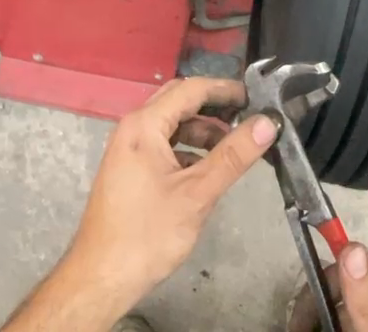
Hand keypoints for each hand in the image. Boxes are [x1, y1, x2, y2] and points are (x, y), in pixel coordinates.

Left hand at [1, 78, 278, 331]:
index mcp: (144, 124)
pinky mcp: (130, 169)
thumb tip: (266, 124)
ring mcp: (129, 149)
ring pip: (172, 126)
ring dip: (202, 131)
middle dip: (214, 107)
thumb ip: (233, 156)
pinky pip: (163, 146)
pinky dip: (188, 150)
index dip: (223, 90)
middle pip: (179, 102)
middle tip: (248, 116)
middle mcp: (133, 128)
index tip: (254, 95)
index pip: (190, 89)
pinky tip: (208, 168)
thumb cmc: (147, 234)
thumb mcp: (197, 193)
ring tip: (234, 146)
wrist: (101, 277)